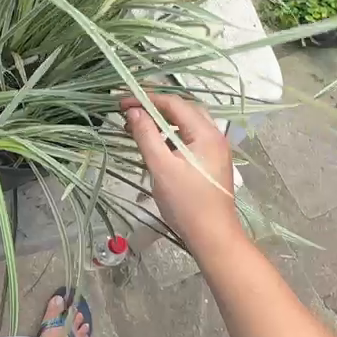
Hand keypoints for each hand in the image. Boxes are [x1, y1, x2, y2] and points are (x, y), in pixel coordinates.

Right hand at [120, 93, 241, 252]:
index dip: (146, 99)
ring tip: (136, 127)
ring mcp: (215, 149)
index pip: (174, 103)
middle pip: (182, 110)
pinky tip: (155, 144)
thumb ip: (146, 135)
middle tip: (129, 112)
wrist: (213, 236)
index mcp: (205, 133)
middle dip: (154, 107)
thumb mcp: (161, 167)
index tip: (121, 103)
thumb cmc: (187, 202)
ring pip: (186, 124)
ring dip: (162, 121)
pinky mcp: (210, 162)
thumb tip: (133, 112)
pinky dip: (170, 135)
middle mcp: (214, 136)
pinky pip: (189, 138)